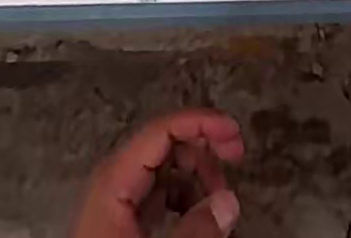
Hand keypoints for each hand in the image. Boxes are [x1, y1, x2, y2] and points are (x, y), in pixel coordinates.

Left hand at [71, 109, 245, 237]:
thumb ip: (195, 232)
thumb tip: (229, 202)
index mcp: (114, 180)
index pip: (162, 130)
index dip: (201, 124)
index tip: (235, 135)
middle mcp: (113, 181)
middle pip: (166, 144)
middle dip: (203, 151)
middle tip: (237, 161)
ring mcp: (116, 202)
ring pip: (165, 169)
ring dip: (197, 177)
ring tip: (219, 204)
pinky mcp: (121, 223)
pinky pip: (159, 195)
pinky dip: (184, 199)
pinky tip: (198, 220)